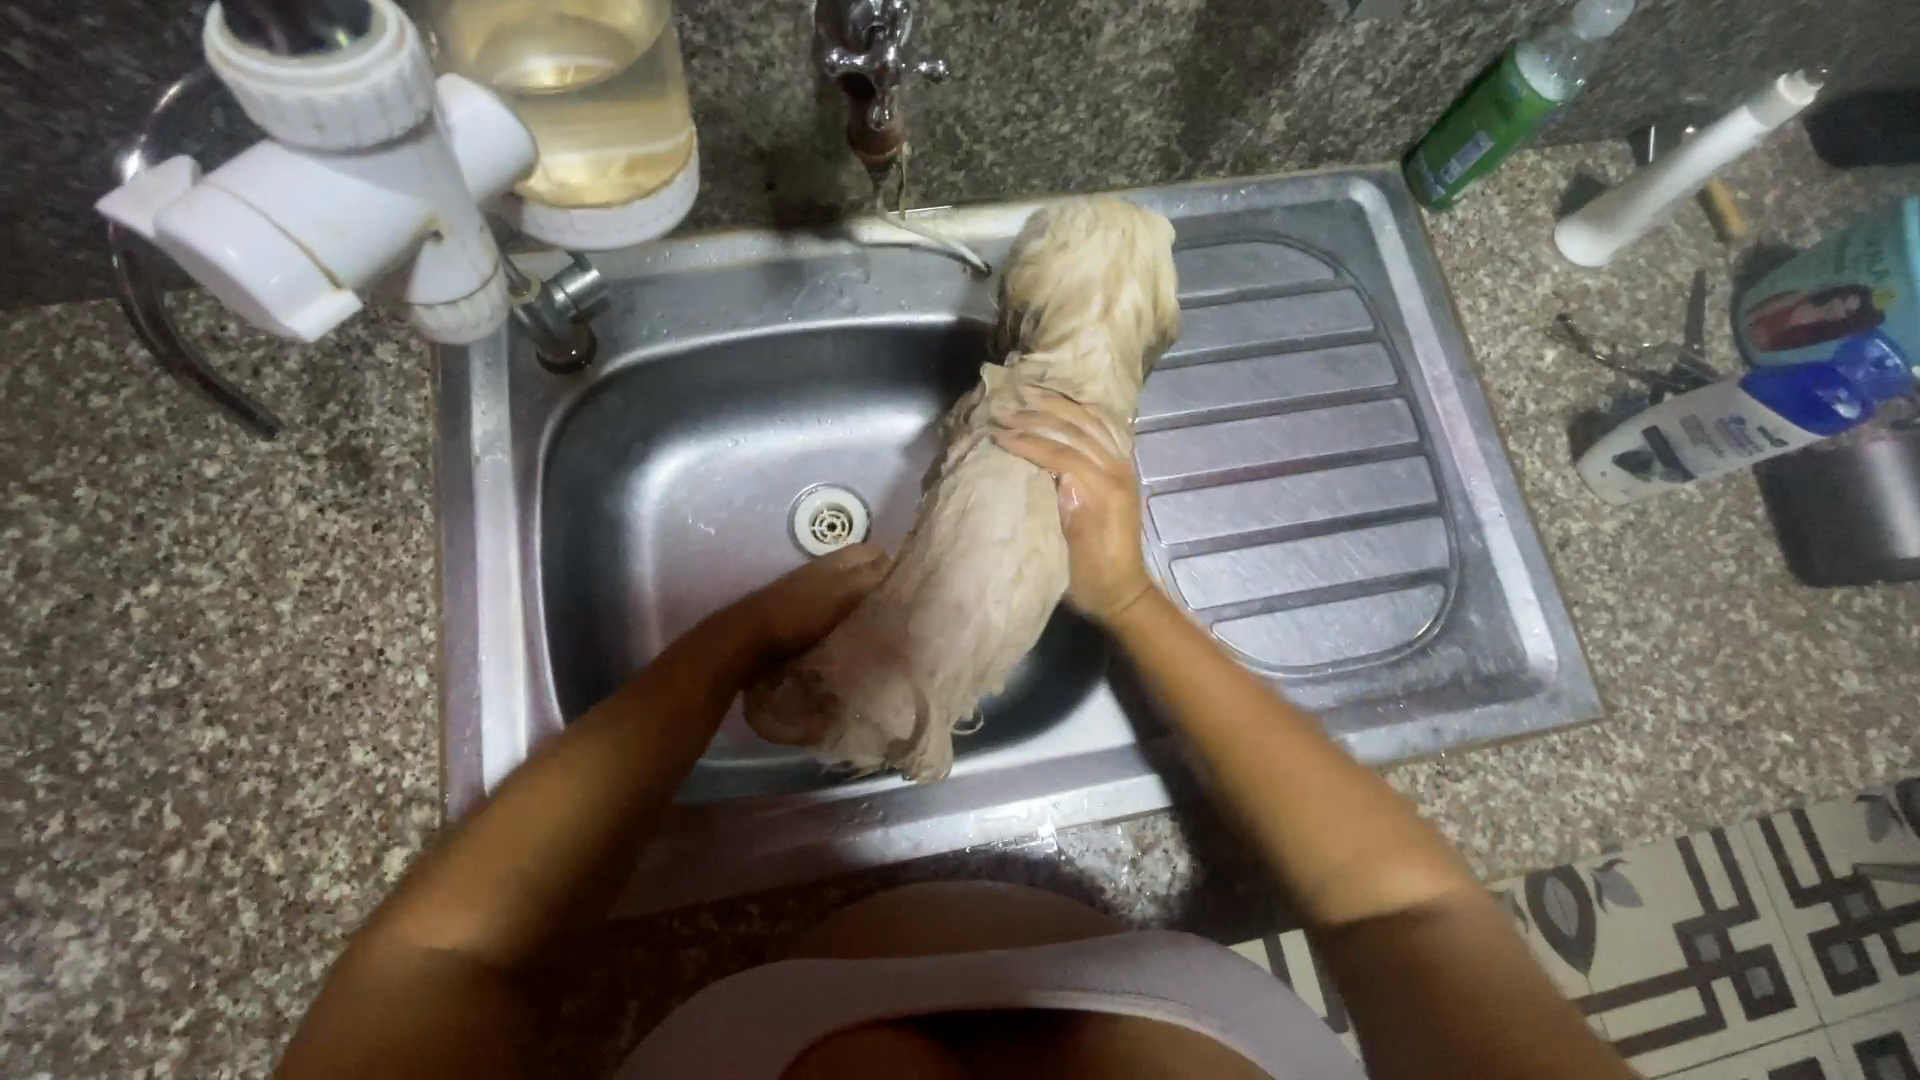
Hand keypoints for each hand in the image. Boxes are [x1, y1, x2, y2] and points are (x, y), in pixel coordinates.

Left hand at [738, 543, 888, 657]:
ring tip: (882, 621)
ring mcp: (809, 591)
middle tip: (900, 606)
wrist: (749, 639)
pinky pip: (833, 608)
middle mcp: (823, 570)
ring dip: (863, 601)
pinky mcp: (800, 613)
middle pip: (860, 570)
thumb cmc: (799, 614)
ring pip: (846, 589)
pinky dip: (846, 616)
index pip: (872, 552)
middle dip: (879, 583)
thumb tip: (897, 565)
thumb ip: (869, 578)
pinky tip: (854, 632)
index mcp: (836, 562)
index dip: (892, 563)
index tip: (910, 584)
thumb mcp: (842, 594)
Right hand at [991, 395, 1153, 622]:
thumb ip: (1056, 508)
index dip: (1026, 441)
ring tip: (1029, 393)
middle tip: (1004, 409)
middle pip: (1075, 428)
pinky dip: (1085, 411)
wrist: (1123, 591)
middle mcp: (1116, 471)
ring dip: (1059, 405)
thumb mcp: (1063, 550)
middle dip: (1037, 415)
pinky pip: (1108, 427)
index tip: (996, 434)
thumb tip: (1039, 469)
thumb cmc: (1087, 579)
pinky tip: (1066, 403)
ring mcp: (1124, 466)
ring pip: (1092, 421)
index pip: (1059, 452)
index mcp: (1100, 491)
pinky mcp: (1125, 467)